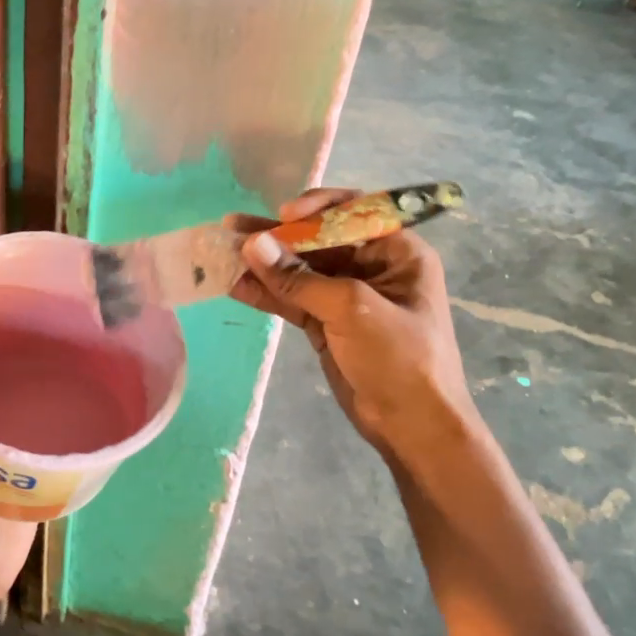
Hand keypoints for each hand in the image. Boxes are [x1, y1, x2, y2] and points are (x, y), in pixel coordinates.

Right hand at [228, 188, 474, 460]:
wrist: (413, 427)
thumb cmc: (401, 358)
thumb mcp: (352, 310)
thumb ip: (299, 277)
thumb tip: (253, 246)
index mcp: (397, 252)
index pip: (355, 211)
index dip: (317, 208)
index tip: (283, 215)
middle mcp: (372, 267)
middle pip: (318, 240)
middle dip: (277, 236)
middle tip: (233, 226)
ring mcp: (347, 297)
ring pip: (299, 270)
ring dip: (262, 263)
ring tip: (222, 251)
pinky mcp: (327, 324)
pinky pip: (292, 299)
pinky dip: (265, 293)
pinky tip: (233, 284)